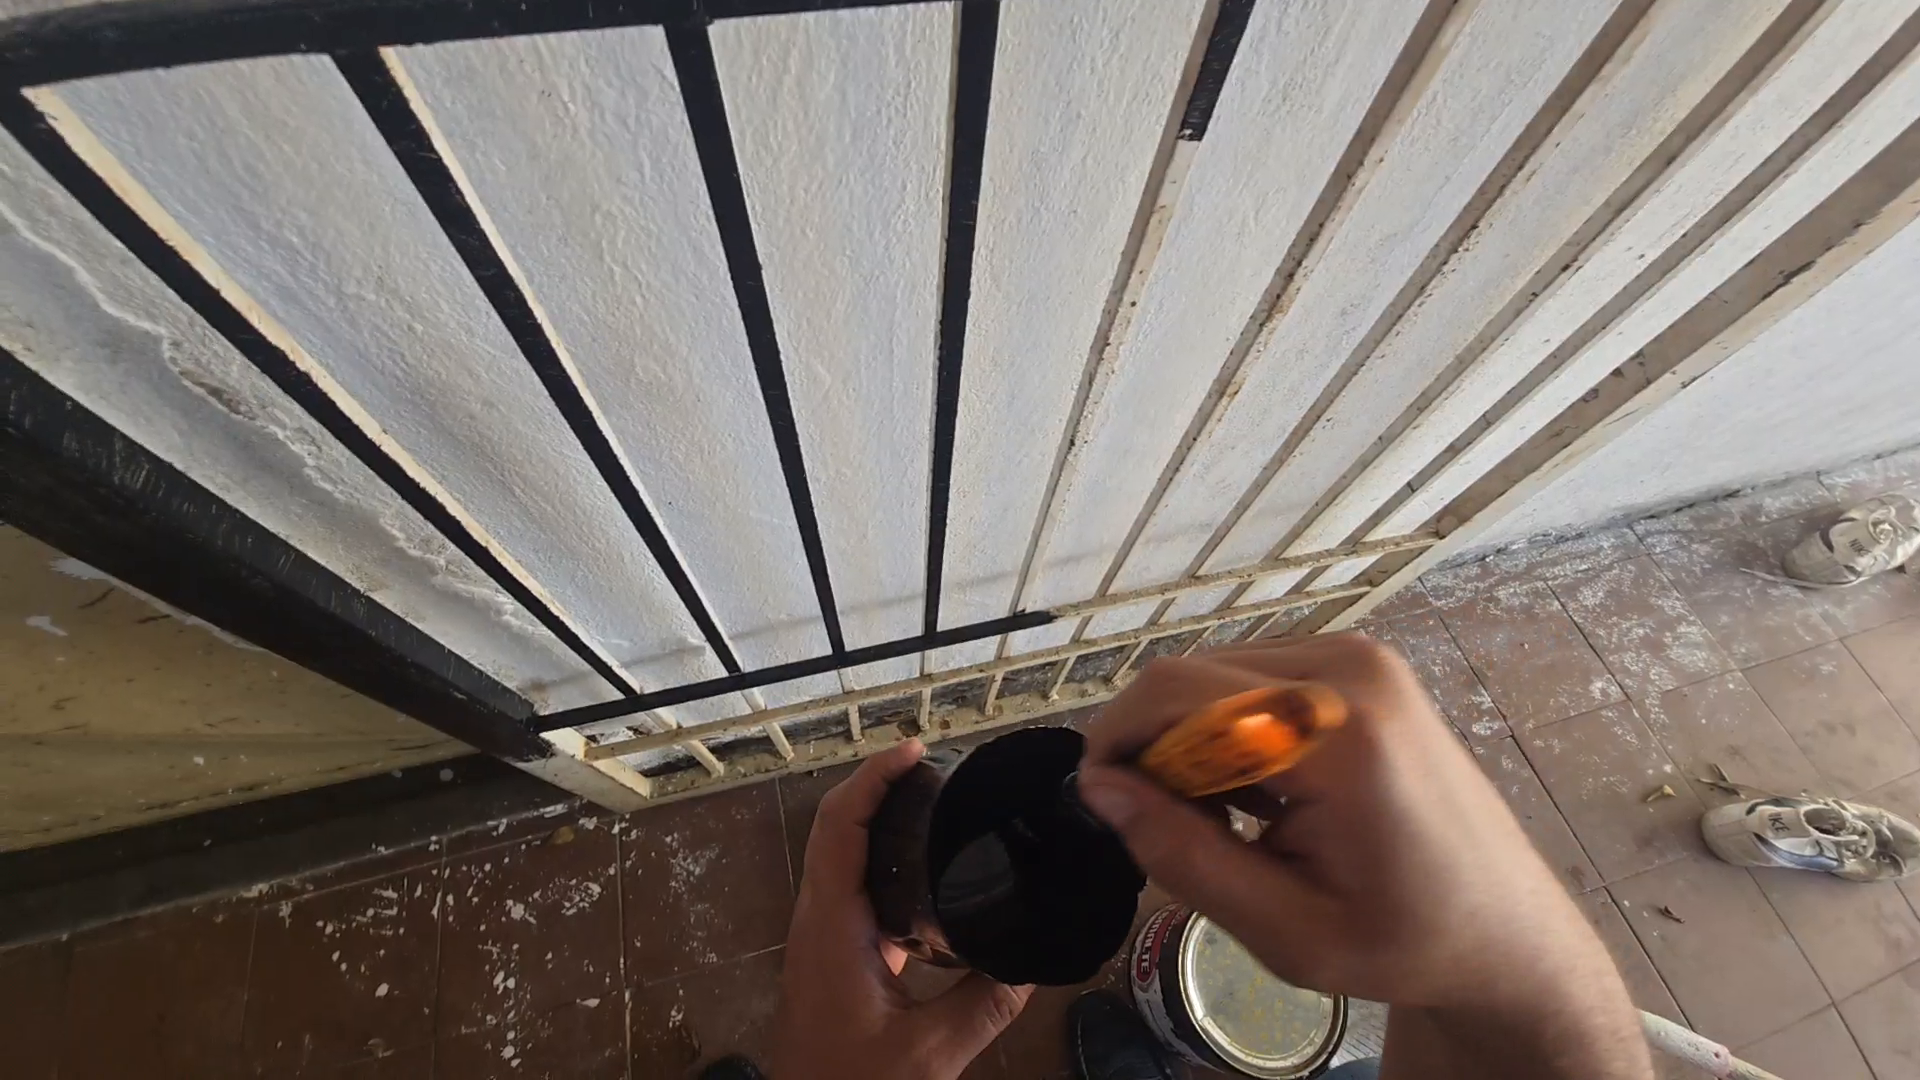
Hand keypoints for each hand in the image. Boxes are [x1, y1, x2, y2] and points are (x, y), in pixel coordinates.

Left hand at [765, 738, 1033, 1079]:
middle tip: (932, 765)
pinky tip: (927, 864)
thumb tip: (1034, 956)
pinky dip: (885, 854)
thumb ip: (985, 1002)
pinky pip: (856, 881)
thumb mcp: (930, 1056)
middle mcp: (819, 915)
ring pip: (842, 850)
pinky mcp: (836, 950)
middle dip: (878, 784)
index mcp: (832, 924)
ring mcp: (824, 932)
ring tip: (932, 797)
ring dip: (878, 814)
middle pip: (836, 824)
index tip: (917, 750)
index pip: (841, 824)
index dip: (874, 777)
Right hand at [1076, 633, 1649, 1079]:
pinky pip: (1245, 675)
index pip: (1179, 694)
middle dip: (1152, 743)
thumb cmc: (1405, 943)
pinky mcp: (1354, 661)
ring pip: (1210, 673)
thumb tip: (1097, 786)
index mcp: (1339, 730)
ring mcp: (1355, 655)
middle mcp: (1347, 665)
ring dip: (1186, 736)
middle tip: (1168, 819)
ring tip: (1218, 810)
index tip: (1101, 797)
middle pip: (1188, 676)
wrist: (1511, 931)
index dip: (1118, 736)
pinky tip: (1251, 781)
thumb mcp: (1283, 930)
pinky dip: (1221, 724)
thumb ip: (1181, 853)